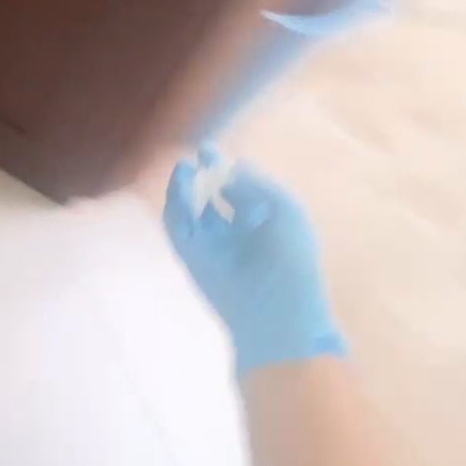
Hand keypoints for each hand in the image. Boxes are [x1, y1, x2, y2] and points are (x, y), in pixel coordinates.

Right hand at [163, 147, 346, 377]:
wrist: (276, 314)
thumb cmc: (291, 262)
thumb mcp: (286, 211)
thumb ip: (257, 183)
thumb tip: (230, 166)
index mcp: (264, 223)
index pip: (239, 190)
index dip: (226, 170)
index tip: (211, 151)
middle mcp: (235, 232)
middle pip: (212, 196)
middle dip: (203, 176)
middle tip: (194, 157)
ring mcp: (210, 244)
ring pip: (191, 208)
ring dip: (185, 187)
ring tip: (185, 167)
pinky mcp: (190, 256)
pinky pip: (177, 225)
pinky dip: (174, 203)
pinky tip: (179, 185)